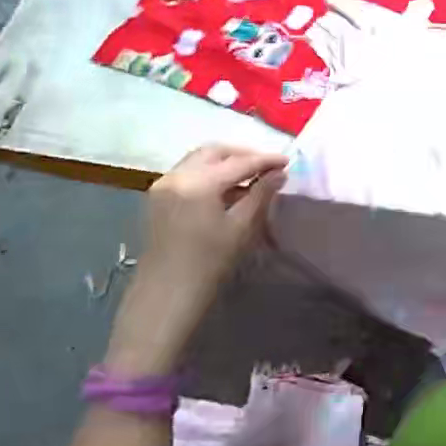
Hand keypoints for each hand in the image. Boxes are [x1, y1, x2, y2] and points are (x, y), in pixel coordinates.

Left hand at [103, 145, 287, 375]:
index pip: (239, 162)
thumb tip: (278, 174)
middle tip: (268, 165)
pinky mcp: (158, 196)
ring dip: (225, 161)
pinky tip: (226, 188)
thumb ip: (260, 195)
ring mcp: (163, 184)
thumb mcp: (241, 229)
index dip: (266, 159)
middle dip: (243, 154)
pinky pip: (188, 172)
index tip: (288, 161)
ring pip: (199, 159)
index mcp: (198, 182)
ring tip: (250, 175)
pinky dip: (209, 172)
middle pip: (215, 151)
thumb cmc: (209, 264)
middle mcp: (177, 175)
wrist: (166, 294)